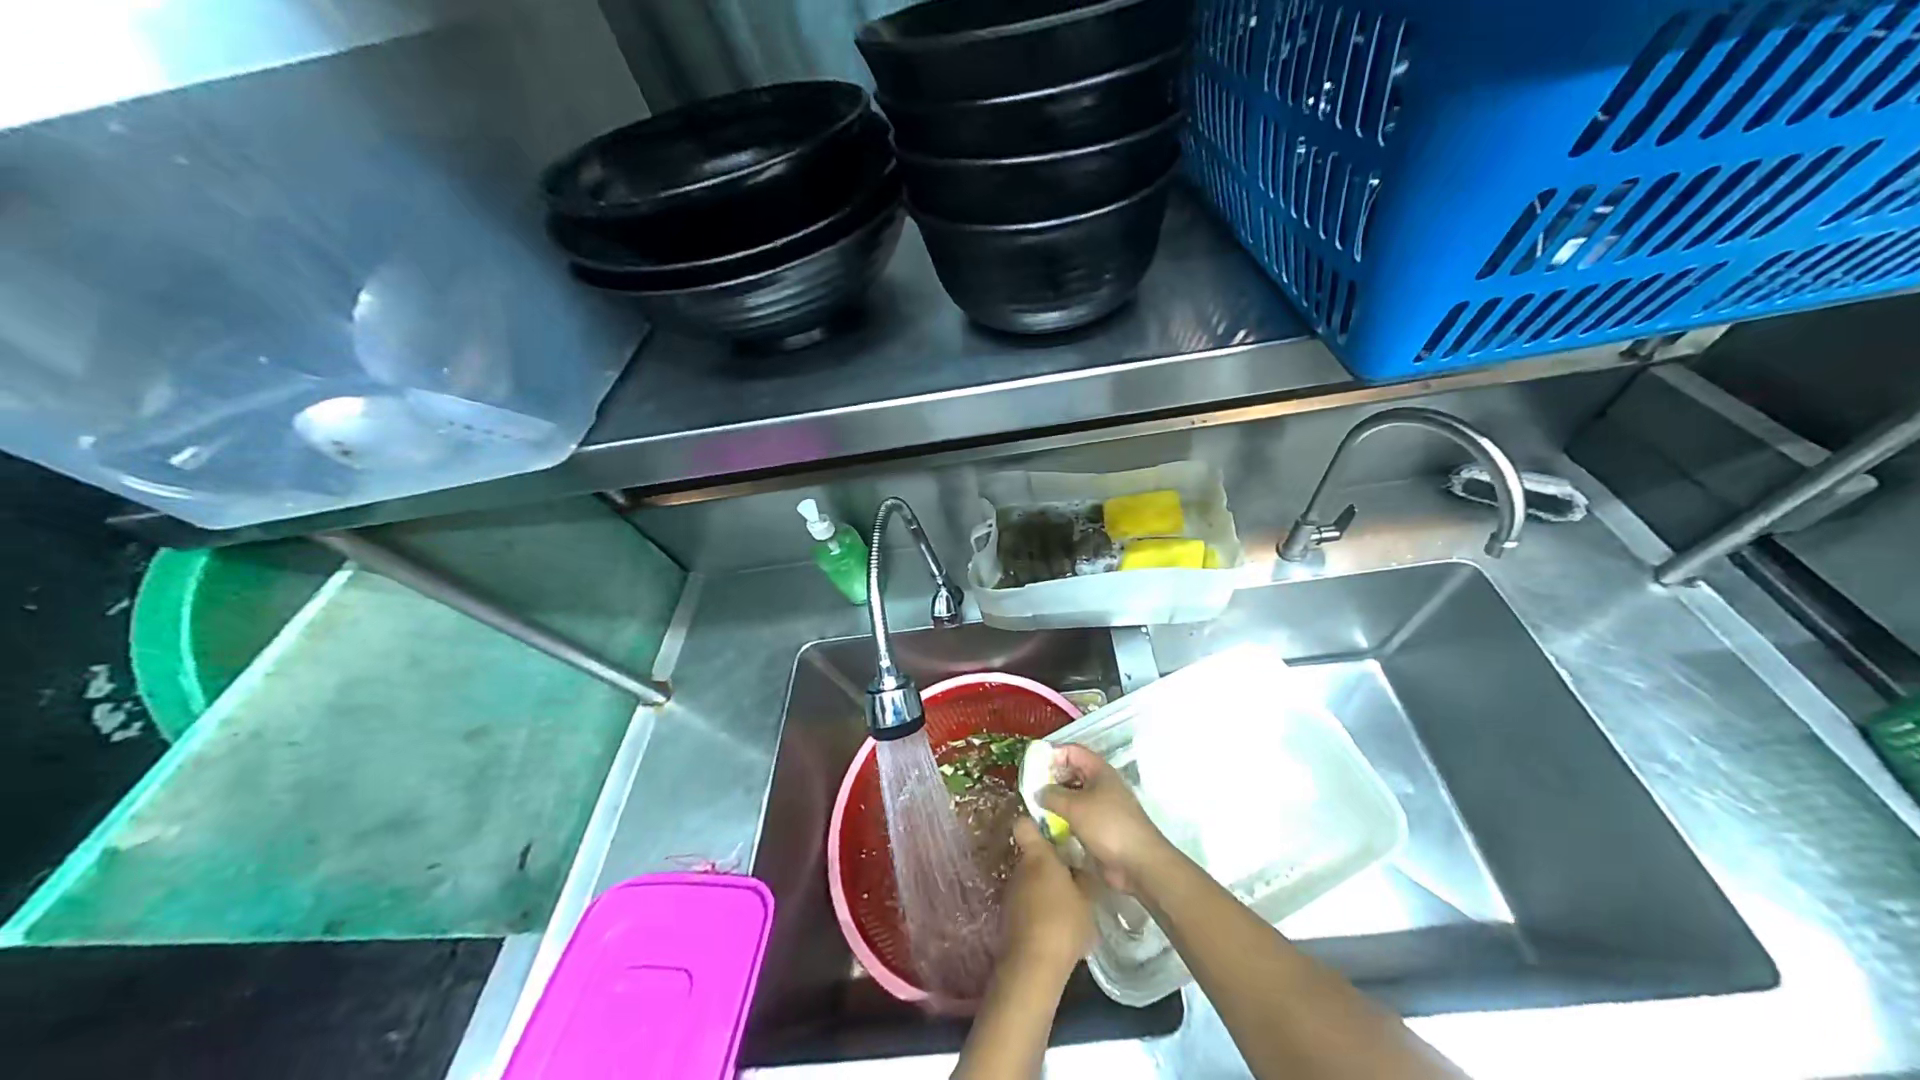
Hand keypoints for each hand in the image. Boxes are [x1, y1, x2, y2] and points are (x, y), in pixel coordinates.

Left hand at [1000, 817, 1093, 977]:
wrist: (1033, 965)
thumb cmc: (1064, 922)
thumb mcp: (1087, 899)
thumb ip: (1083, 879)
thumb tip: (1079, 870)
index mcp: (1038, 857)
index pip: (1025, 826)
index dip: (1036, 825)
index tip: (1053, 832)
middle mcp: (1019, 869)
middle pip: (1032, 857)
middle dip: (1050, 865)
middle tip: (1073, 879)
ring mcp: (1010, 894)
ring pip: (1029, 882)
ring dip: (1044, 890)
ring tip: (1067, 908)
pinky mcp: (1007, 918)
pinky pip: (1026, 905)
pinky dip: (1038, 911)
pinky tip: (1055, 929)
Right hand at [1038, 744, 1174, 894]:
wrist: (1138, 863)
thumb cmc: (1108, 826)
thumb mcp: (1074, 806)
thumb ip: (1051, 795)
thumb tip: (1037, 791)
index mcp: (1099, 771)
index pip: (1072, 751)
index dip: (1052, 753)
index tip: (1031, 764)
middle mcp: (1101, 784)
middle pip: (1072, 772)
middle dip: (1050, 778)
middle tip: (1029, 788)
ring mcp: (1101, 806)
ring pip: (1073, 796)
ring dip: (1055, 800)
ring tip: (1033, 807)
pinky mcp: (1100, 827)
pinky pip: (1076, 816)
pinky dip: (1062, 818)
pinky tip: (1046, 825)